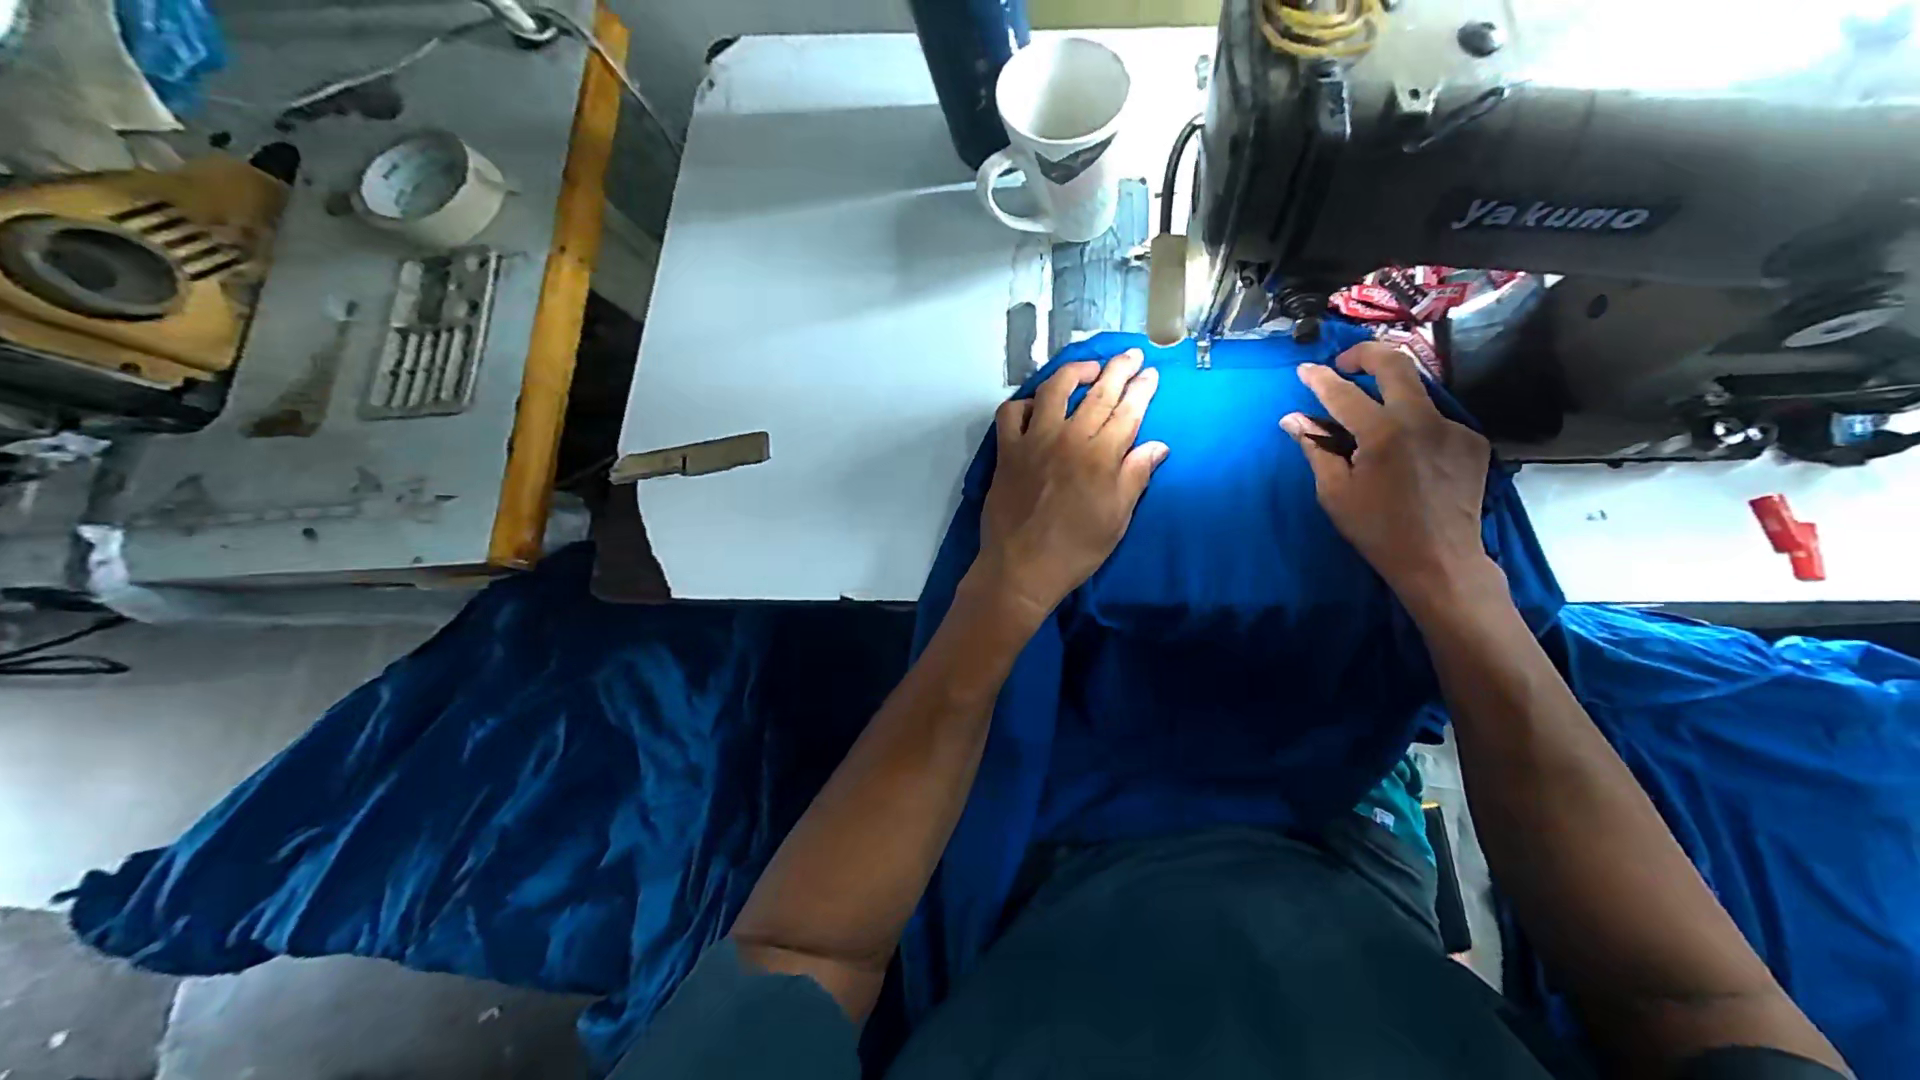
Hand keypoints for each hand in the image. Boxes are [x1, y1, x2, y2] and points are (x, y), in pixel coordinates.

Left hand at [977, 349, 1168, 617]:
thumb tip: (1157, 446)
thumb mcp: (1116, 519)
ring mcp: (1034, 441)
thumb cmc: (1076, 550)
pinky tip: (1038, 404)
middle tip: (1131, 355)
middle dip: (1118, 370)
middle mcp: (1068, 439)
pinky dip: (1025, 402)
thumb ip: (1135, 477)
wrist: (1021, 568)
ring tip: (1088, 368)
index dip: (1141, 389)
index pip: (1128, 412)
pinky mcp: (1007, 451)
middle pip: (1097, 393)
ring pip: (1054, 390)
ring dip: (1074, 372)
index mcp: (1101, 457)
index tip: (1150, 373)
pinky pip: (1011, 413)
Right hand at [1281, 343, 1498, 607]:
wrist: (1439, 560)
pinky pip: (1434, 419)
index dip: (1319, 379)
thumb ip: (1315, 448)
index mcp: (1384, 434)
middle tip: (1345, 363)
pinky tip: (1402, 451)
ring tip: (1370, 413)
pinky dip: (1411, 425)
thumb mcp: (1334, 492)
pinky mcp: (1471, 441)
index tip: (1304, 370)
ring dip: (1389, 392)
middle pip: (1396, 365)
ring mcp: (1453, 428)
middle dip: (1366, 354)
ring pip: (1417, 392)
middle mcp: (1423, 420)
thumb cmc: (1376, 529)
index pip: (1344, 394)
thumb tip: (1293, 419)